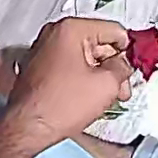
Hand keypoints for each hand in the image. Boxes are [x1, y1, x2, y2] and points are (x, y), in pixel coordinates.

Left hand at [5, 17, 132, 148]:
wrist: (27, 128)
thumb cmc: (61, 105)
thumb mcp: (107, 84)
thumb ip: (123, 67)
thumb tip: (123, 64)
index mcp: (71, 29)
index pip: (114, 30)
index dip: (127, 52)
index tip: (129, 69)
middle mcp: (55, 33)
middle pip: (98, 43)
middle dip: (113, 66)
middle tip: (121, 88)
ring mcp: (44, 49)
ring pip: (84, 56)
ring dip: (99, 74)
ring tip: (107, 96)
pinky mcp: (39, 66)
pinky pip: (69, 65)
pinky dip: (82, 78)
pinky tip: (89, 97)